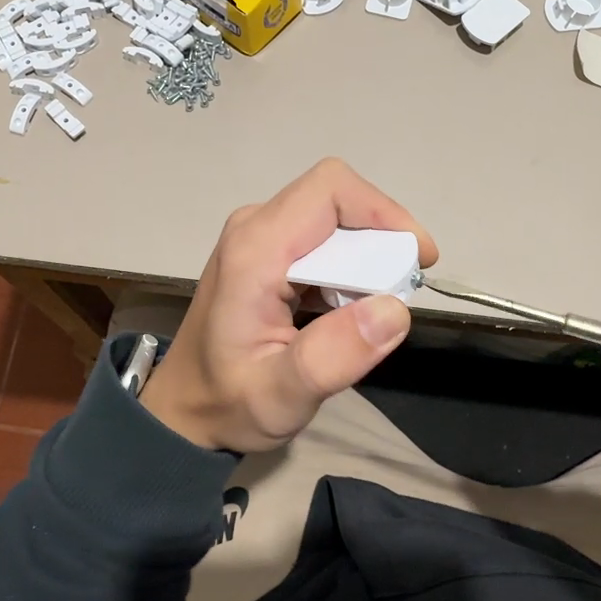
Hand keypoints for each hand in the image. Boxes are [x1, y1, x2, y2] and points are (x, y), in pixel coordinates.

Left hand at [139, 159, 437, 454]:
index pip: (330, 191)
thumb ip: (332, 357)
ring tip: (369, 314)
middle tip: (396, 299)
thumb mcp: (280, 397)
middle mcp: (254, 229)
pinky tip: (345, 312)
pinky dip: (349, 269)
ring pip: (334, 220)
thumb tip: (394, 310)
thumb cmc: (227, 405)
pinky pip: (323, 240)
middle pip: (337, 202)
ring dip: (367, 260)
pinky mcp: (266, 252)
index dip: (383, 213)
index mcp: (255, 251)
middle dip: (380, 245)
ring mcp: (258, 237)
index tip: (417, 260)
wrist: (183, 410)